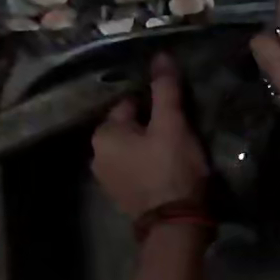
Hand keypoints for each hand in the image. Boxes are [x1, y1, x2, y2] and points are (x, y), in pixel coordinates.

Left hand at [91, 53, 207, 217]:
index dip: (156, 103)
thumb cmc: (172, 169)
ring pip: (133, 149)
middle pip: (130, 127)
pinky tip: (170, 170)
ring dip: (151, 146)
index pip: (130, 102)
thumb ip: (165, 90)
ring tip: (179, 150)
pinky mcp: (122, 196)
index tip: (179, 109)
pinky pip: (136, 169)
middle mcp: (96, 154)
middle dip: (152, 125)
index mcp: (103, 133)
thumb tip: (161, 55)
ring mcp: (107, 179)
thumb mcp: (172, 125)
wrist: (176, 223)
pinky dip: (150, 166)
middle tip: (183, 130)